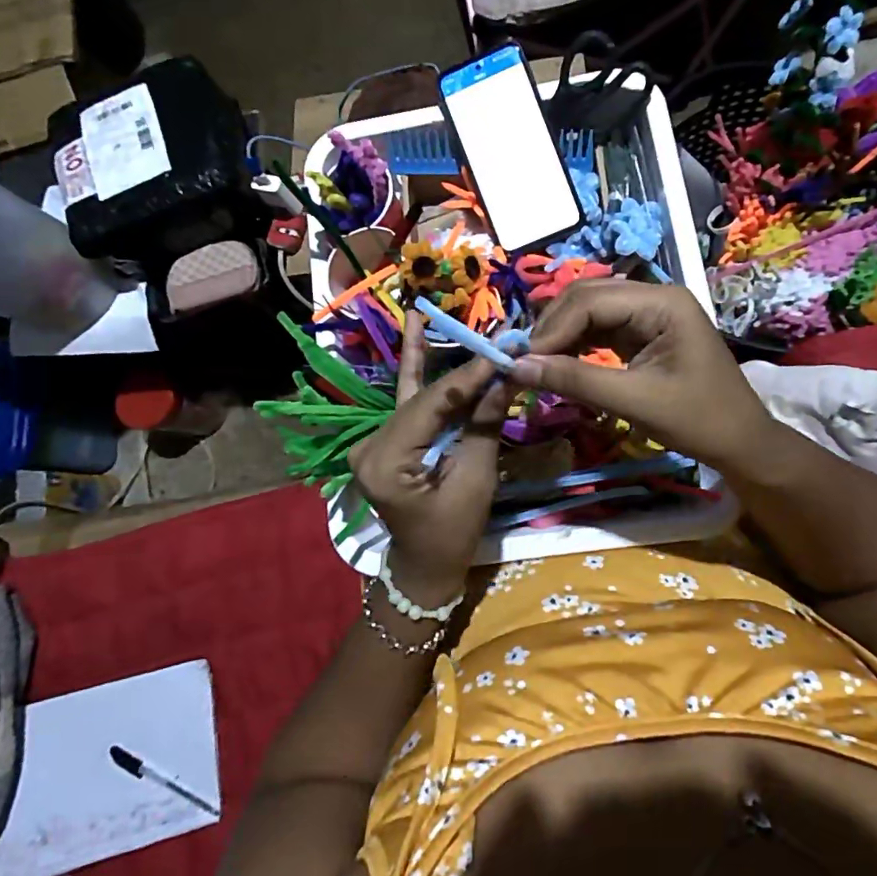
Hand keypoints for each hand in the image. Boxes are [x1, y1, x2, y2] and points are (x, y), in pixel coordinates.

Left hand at [348, 311, 511, 603]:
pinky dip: (418, 372)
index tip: (502, 348)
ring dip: (432, 359)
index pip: (431, 406)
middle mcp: (369, 446)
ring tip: (426, 309)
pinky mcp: (383, 441)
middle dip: (458, 367)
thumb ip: (484, 423)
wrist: (426, 566)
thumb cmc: (453, 532)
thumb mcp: (475, 478)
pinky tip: (413, 330)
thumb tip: (506, 375)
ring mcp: (372, 442)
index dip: (469, 375)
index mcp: (386, 463)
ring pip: (412, 395)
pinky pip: (408, 404)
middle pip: (421, 396)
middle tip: (488, 331)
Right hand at [511, 281, 777, 470]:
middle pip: (587, 298)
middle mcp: (654, 297)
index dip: (552, 329)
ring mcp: (649, 314)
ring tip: (534, 365)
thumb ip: (576, 380)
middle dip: (552, 328)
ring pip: (590, 312)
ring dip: (560, 336)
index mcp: (662, 302)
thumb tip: (518, 367)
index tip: (521, 361)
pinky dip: (576, 346)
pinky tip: (557, 364)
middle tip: (522, 362)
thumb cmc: (699, 420)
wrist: (741, 442)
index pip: (591, 301)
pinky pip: (600, 330)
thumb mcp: (635, 401)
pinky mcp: (644, 333)